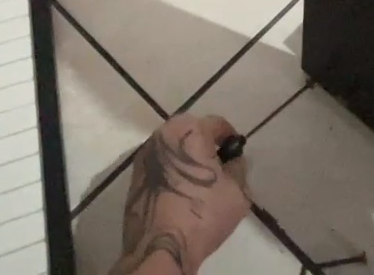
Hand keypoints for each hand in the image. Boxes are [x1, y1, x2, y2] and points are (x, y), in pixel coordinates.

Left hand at [110, 115, 248, 274]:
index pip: (217, 124)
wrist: (160, 248)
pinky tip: (177, 191)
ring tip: (195, 179)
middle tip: (216, 165)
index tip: (235, 154)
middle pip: (191, 131)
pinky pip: (158, 164)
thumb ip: (239, 168)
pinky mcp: (134, 176)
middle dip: (204, 143)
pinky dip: (169, 170)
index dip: (229, 138)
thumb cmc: (202, 214)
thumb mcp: (237, 191)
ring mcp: (145, 155)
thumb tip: (234, 161)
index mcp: (190, 130)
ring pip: (172, 146)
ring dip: (184, 155)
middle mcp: (164, 134)